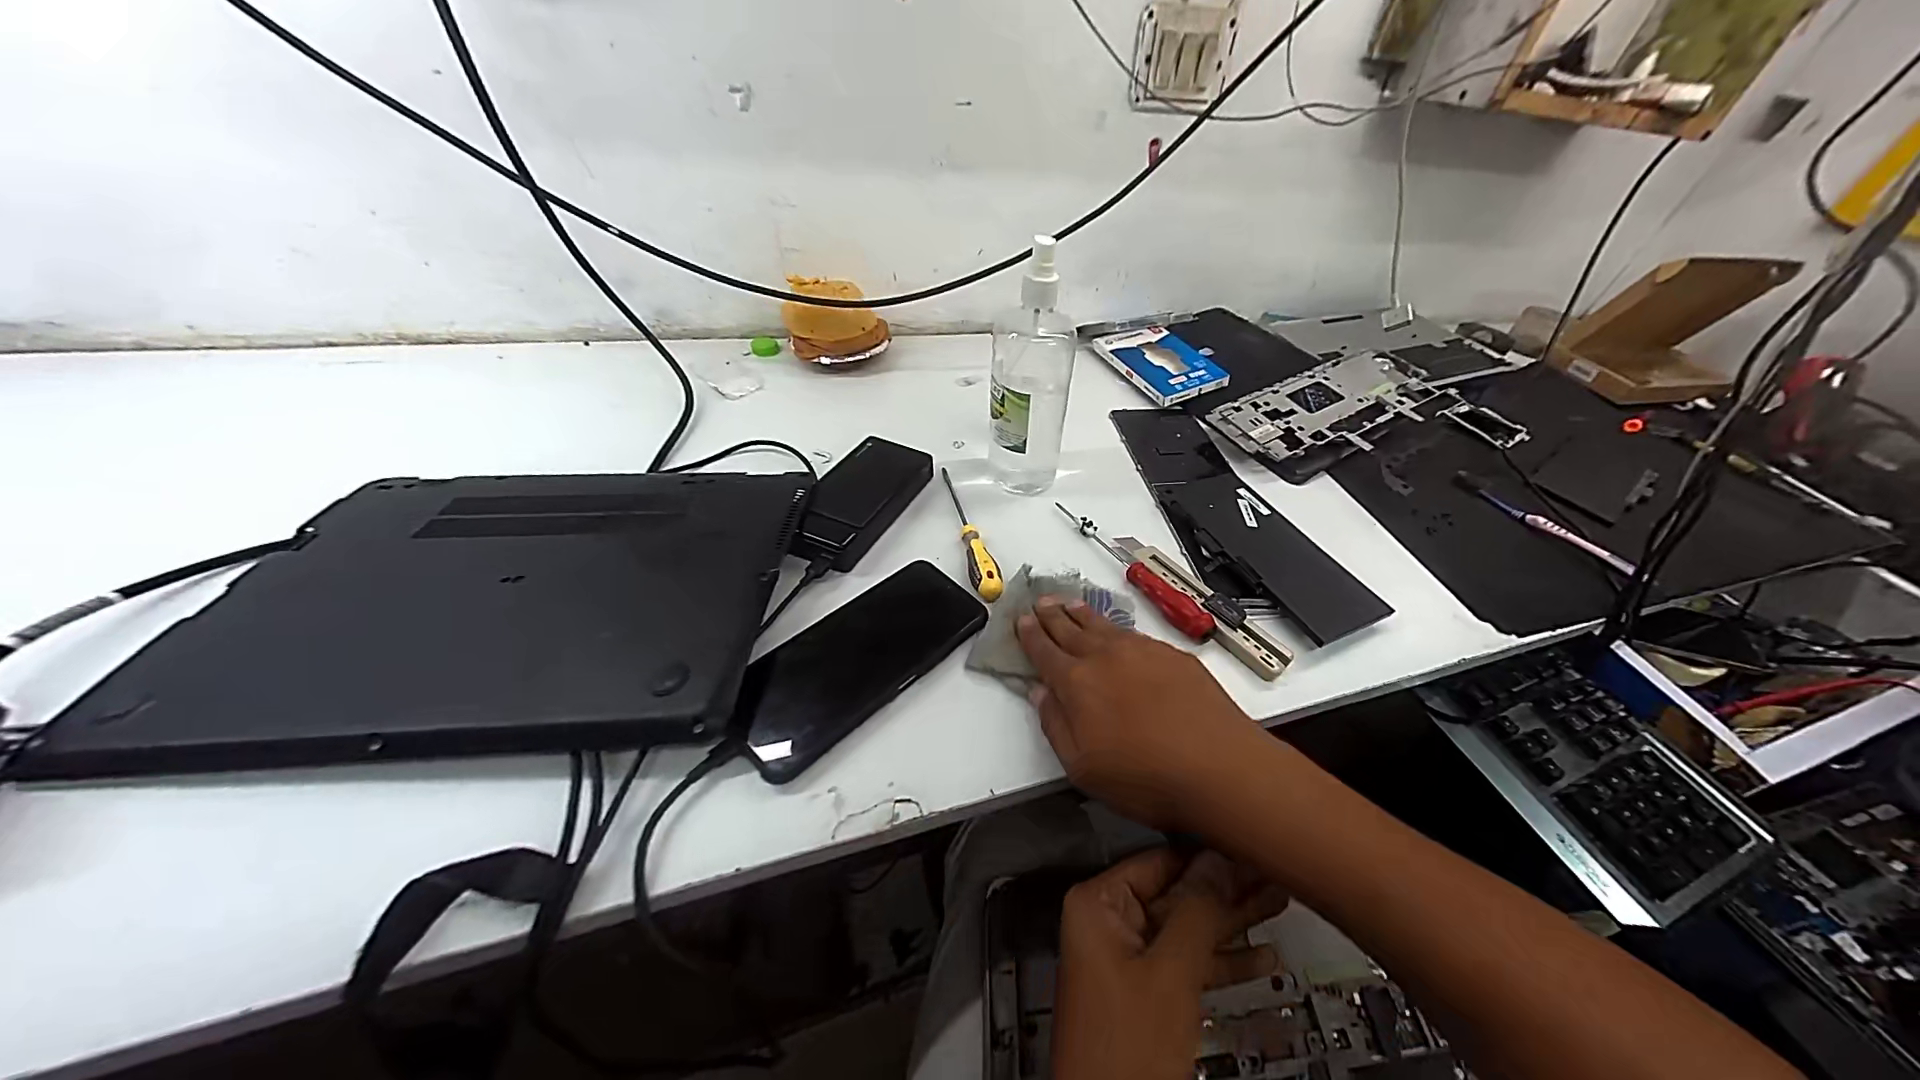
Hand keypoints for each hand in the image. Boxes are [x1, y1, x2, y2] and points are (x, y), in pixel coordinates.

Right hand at [1017, 598, 1268, 830]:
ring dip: (1082, 614)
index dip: (1030, 635)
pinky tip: (1118, 632)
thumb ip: (1055, 725)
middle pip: (1071, 629)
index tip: (1022, 621)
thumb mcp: (1083, 767)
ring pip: (1103, 625)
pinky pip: (1134, 633)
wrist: (1220, 768)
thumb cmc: (1146, 778)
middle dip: (1052, 615)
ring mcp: (1142, 652)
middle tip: (1041, 602)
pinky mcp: (1173, 656)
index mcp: (1077, 684)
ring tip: (1070, 604)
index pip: (1045, 651)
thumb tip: (1040, 693)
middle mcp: (1106, 658)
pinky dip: (1117, 628)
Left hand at [1054, 848, 1289, 1079]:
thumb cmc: (1123, 1049)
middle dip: (1227, 889)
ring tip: (1276, 903)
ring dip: (1233, 921)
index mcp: (1098, 904)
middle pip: (1177, 893)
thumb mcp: (1169, 972)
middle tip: (1271, 875)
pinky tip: (1261, 956)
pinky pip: (1187, 960)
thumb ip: (1197, 912)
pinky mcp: (1145, 988)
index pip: (1159, 861)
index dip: (1207, 856)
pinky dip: (1222, 959)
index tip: (1248, 847)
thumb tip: (1220, 862)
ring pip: (1188, 927)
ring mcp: (1128, 956)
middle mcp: (1109, 921)